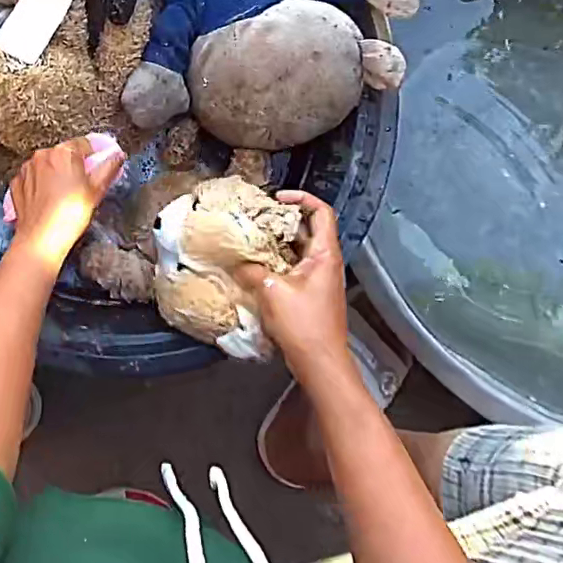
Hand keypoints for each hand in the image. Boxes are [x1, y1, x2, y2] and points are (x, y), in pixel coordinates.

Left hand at [7, 137, 123, 269]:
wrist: (41, 240)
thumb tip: (117, 156)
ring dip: (57, 172)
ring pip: (48, 164)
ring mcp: (27, 169)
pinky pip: (33, 177)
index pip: (85, 143)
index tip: (101, 162)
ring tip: (65, 193)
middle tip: (84, 182)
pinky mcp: (16, 184)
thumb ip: (109, 168)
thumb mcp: (96, 190)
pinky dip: (41, 183)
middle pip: (65, 153)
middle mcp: (42, 156)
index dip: (95, 153)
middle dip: (75, 163)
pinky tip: (49, 198)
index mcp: (64, 153)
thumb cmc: (69, 215)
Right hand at [235, 191, 351, 382]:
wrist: (321, 364)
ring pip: (299, 249)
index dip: (302, 198)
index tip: (278, 198)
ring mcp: (320, 278)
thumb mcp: (272, 291)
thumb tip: (236, 261)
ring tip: (252, 239)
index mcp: (325, 253)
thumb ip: (252, 270)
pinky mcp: (312, 293)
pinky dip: (277, 262)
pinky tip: (256, 266)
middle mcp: (326, 261)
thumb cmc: (304, 325)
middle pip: (308, 228)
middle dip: (282, 220)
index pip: (321, 211)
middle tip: (258, 218)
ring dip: (277, 242)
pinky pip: (294, 267)